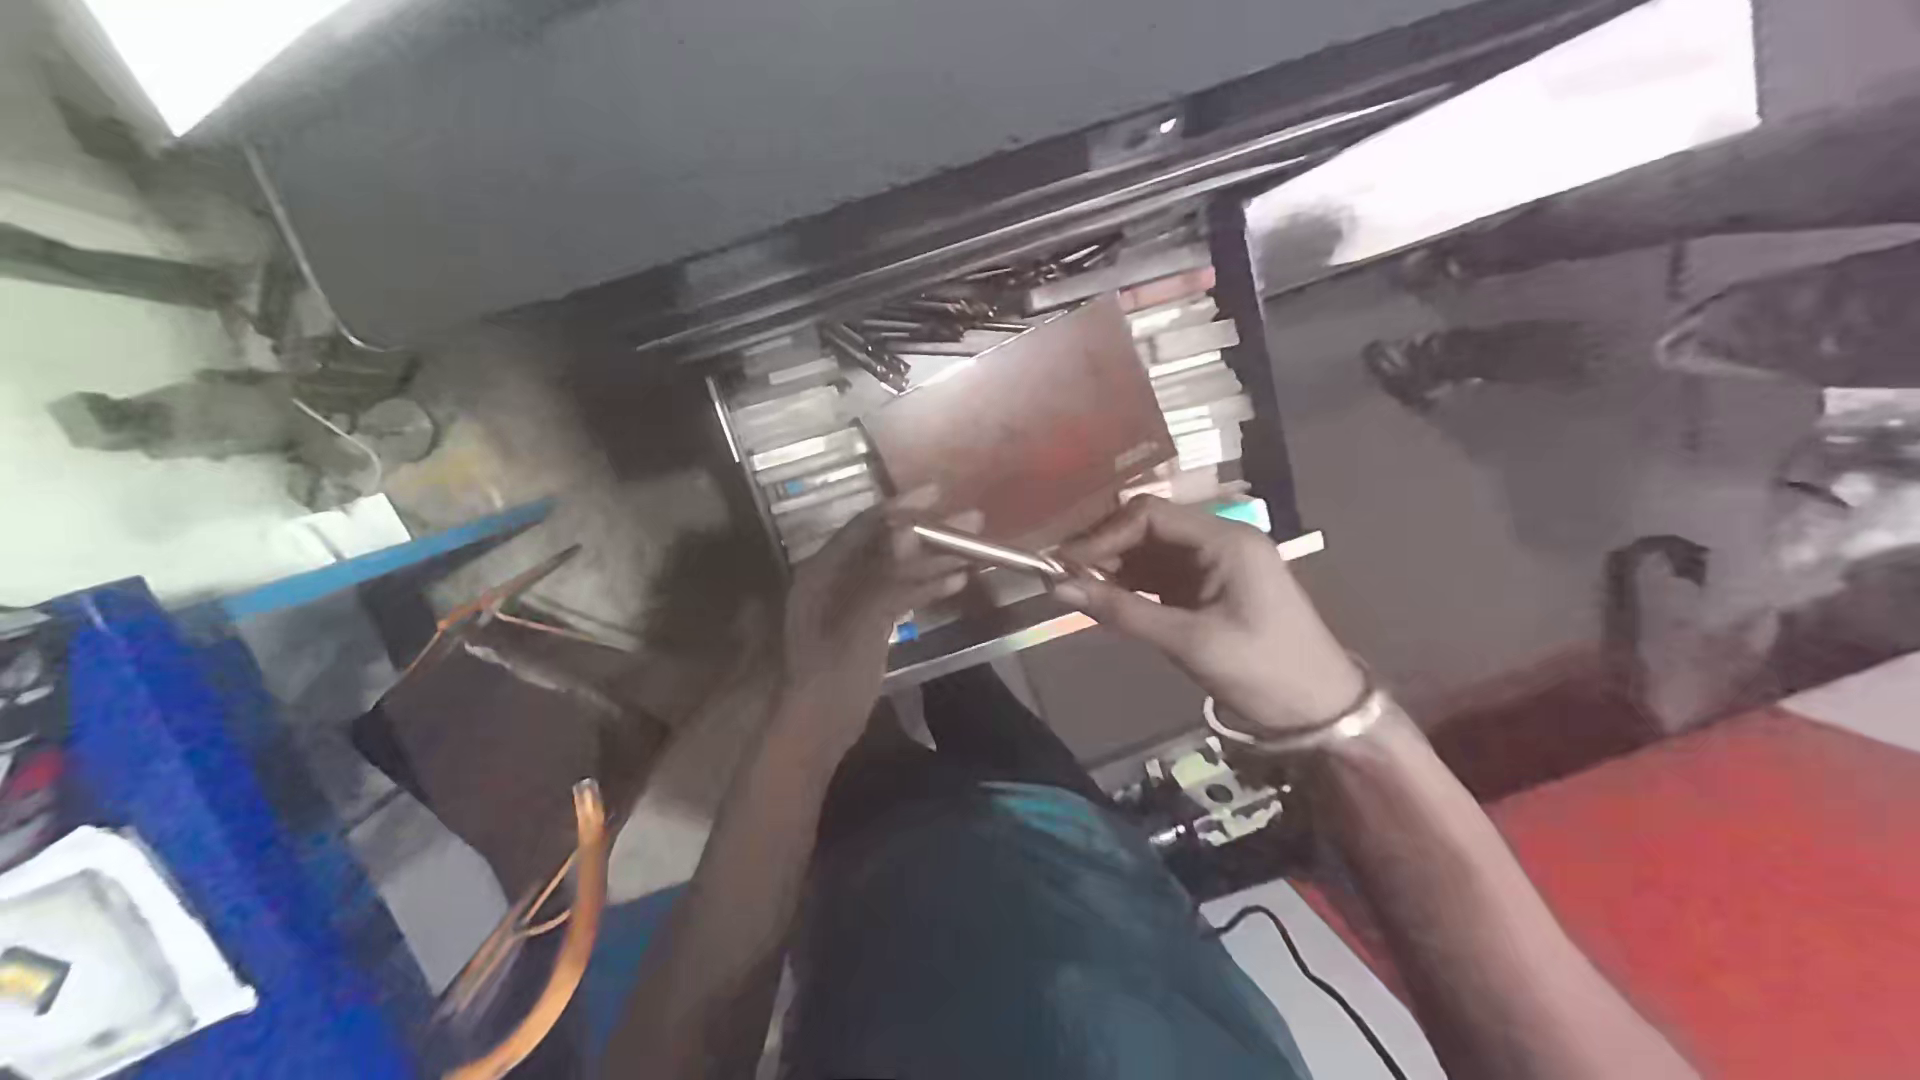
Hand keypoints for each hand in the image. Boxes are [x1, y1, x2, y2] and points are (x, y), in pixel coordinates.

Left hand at [776, 503, 968, 756]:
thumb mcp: (858, 625)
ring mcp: (851, 603)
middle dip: (928, 533)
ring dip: (933, 559)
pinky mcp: (866, 625)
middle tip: (971, 521)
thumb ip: (884, 578)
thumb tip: (907, 533)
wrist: (817, 729)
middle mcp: (835, 578)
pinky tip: (955, 581)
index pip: (866, 525)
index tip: (939, 492)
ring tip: (973, 550)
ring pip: (898, 570)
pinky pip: (900, 595)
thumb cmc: (831, 675)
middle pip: (888, 546)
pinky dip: (926, 587)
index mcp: (822, 570)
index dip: (902, 506)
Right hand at [1055, 496, 1363, 732]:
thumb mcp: (1189, 641)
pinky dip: (1131, 584)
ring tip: (1076, 587)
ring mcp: (1214, 564)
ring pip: (1150, 551)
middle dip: (1105, 547)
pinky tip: (1105, 598)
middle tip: (1063, 574)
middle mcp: (1219, 540)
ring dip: (1114, 566)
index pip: (1150, 514)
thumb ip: (1123, 612)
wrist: (1320, 711)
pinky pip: (1159, 574)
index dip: (1103, 534)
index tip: (1065, 562)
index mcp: (1225, 539)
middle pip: (1148, 527)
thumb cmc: (1263, 670)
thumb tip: (1058, 589)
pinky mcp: (1208, 588)